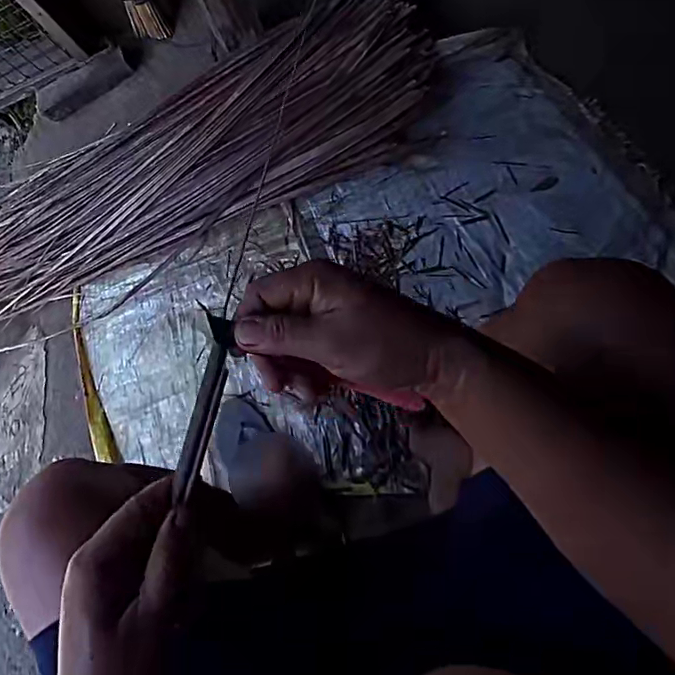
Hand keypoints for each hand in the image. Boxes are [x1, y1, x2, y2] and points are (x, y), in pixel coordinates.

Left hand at [50, 476, 199, 674]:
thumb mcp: (152, 622)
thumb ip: (168, 562)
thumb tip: (186, 511)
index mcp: (92, 560)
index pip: (137, 505)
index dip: (175, 494)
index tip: (213, 495)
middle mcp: (90, 564)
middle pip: (143, 525)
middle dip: (179, 536)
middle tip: (210, 553)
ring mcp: (98, 585)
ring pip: (148, 551)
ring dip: (177, 565)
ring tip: (192, 598)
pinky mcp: (109, 607)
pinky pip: (145, 576)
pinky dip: (168, 586)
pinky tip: (181, 614)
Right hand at [233, 260, 466, 409]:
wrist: (436, 363)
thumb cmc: (383, 345)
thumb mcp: (327, 341)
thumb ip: (280, 335)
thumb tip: (238, 331)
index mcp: (310, 280)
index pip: (259, 294)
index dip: (248, 325)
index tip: (251, 359)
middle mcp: (313, 293)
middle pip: (270, 321)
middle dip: (271, 356)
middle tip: (279, 387)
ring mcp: (324, 316)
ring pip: (285, 343)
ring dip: (289, 371)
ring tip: (307, 394)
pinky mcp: (334, 337)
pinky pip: (305, 354)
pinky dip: (306, 374)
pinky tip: (318, 392)